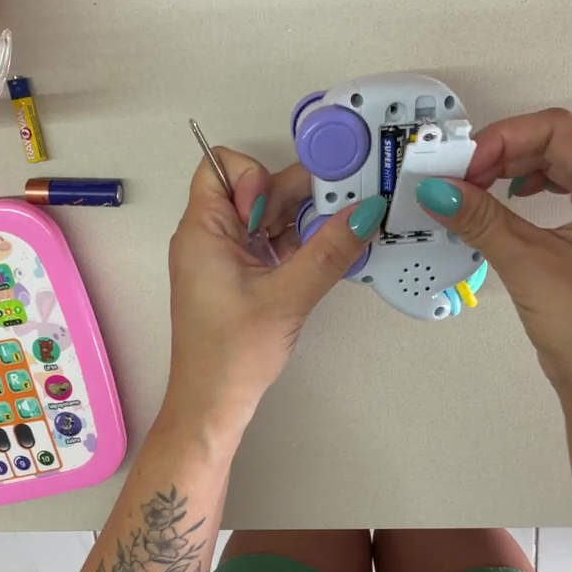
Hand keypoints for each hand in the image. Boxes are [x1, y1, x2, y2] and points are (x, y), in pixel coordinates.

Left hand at [163, 148, 382, 433]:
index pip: (221, 167)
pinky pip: (272, 243)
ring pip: (267, 217)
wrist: (212, 405)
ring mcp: (227, 256)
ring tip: (339, 232)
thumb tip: (367, 212)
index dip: (256, 175)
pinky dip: (298, 243)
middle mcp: (211, 236)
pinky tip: (328, 253)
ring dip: (303, 220)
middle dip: (296, 195)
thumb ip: (329, 250)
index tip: (282, 208)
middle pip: (255, 190)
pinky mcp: (242, 276)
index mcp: (203, 230)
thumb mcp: (288, 297)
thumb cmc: (232, 353)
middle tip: (340, 206)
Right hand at [413, 109, 571, 427]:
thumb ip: (480, 218)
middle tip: (459, 175)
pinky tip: (504, 202)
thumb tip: (438, 189)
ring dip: (514, 169)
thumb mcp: (529, 264)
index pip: (559, 130)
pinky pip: (564, 192)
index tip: (462, 162)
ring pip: (561, 165)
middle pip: (560, 142)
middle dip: (504, 152)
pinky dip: (527, 190)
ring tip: (475, 187)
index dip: (504, 138)